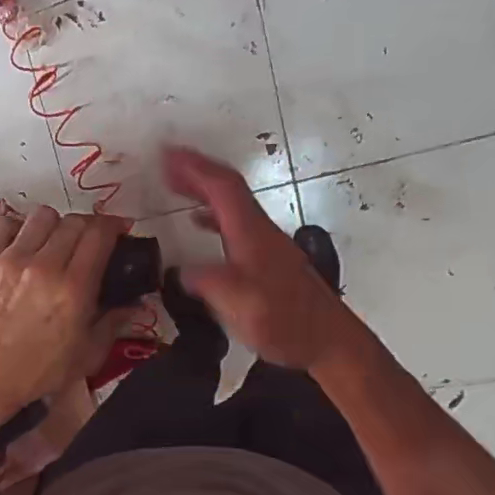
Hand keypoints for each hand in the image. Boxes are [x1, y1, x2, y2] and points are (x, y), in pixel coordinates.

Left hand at [0, 207, 124, 416]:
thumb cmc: (37, 371)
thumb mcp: (87, 355)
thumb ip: (113, 324)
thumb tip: (135, 304)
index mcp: (74, 288)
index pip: (99, 235)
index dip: (114, 225)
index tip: (120, 230)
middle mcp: (44, 266)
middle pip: (74, 221)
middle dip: (88, 226)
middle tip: (89, 240)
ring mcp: (11, 259)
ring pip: (42, 216)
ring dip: (55, 224)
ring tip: (54, 240)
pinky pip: (4, 224)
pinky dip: (18, 228)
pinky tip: (21, 243)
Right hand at [163, 147, 360, 370]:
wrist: (328, 340)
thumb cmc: (287, 322)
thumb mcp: (241, 305)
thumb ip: (208, 283)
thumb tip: (180, 271)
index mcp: (251, 234)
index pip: (223, 187)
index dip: (195, 167)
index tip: (168, 153)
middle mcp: (260, 231)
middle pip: (228, 189)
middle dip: (196, 172)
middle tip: (165, 164)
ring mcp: (267, 245)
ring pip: (232, 205)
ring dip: (204, 191)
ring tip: (176, 188)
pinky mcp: (269, 261)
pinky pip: (235, 224)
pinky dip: (214, 215)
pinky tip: (201, 225)